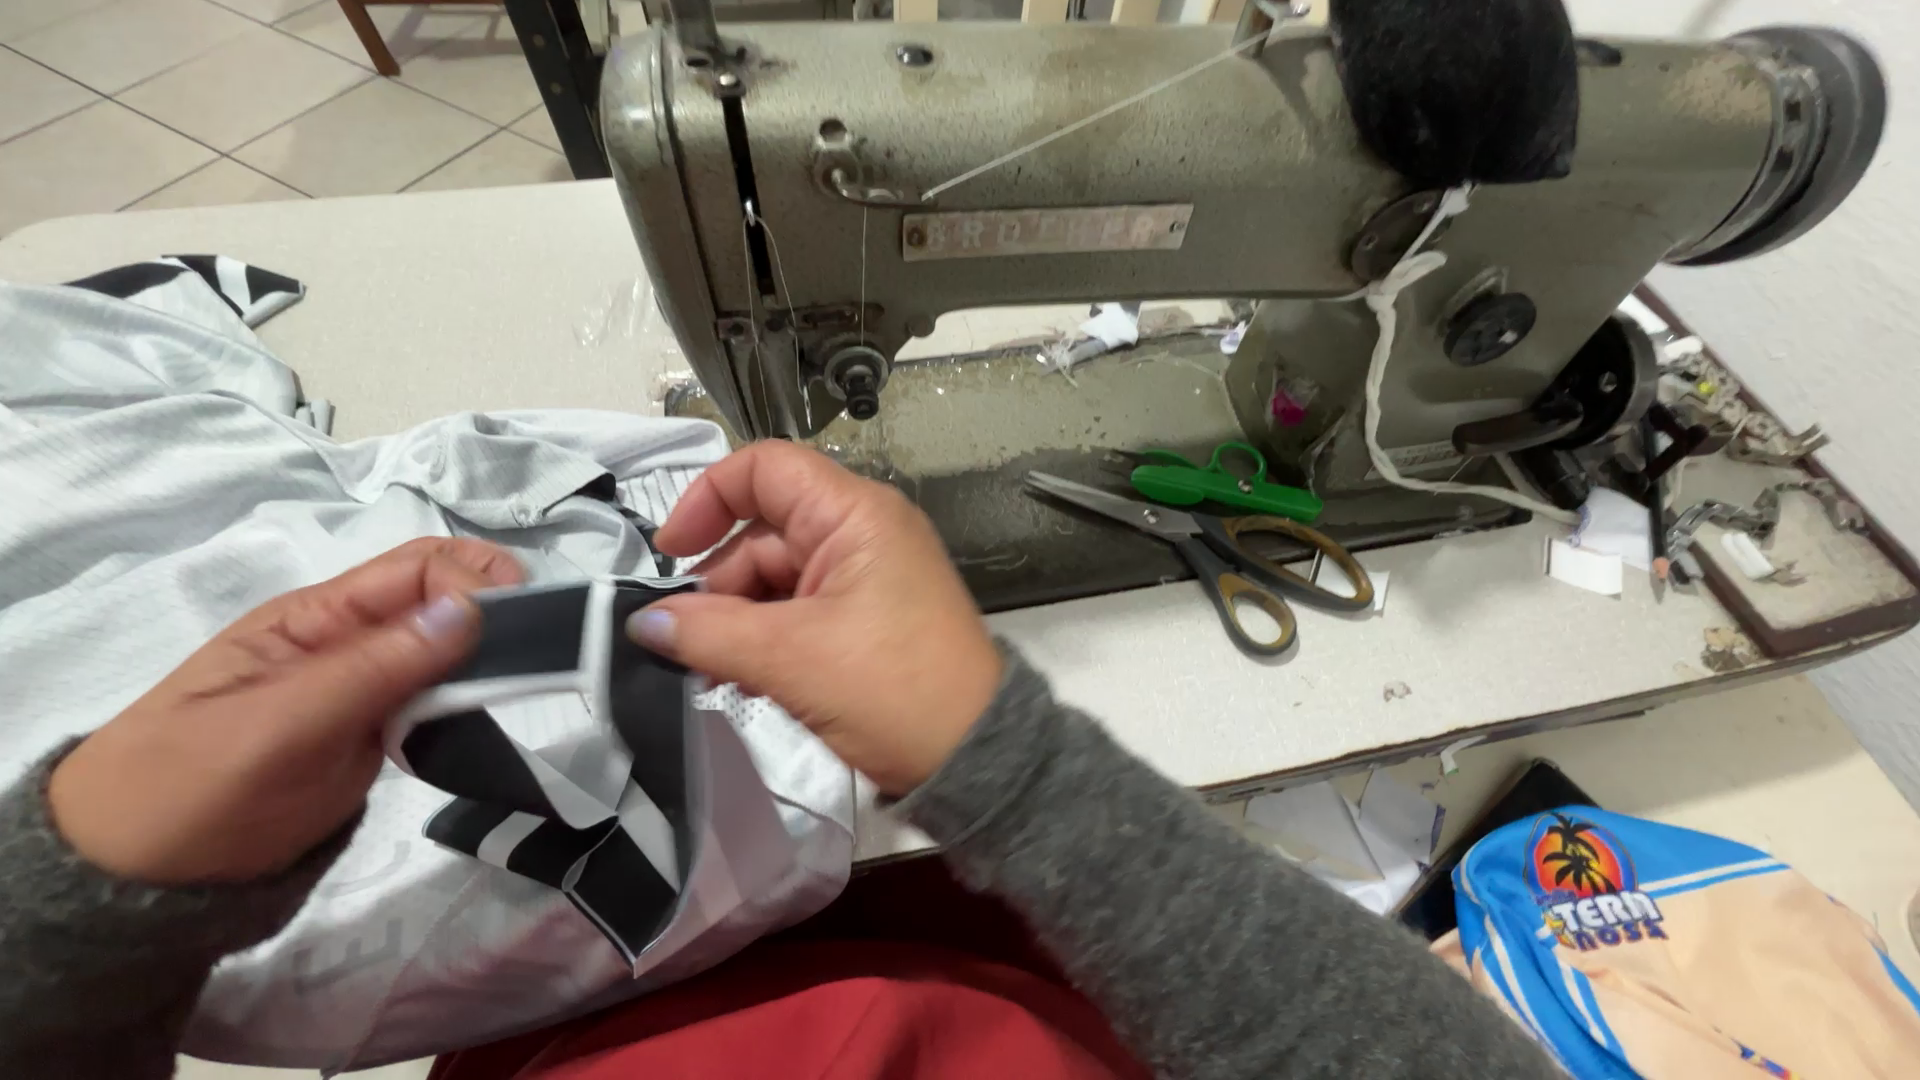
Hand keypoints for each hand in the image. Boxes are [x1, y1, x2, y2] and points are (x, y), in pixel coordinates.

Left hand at [48, 538, 523, 884]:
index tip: (510, 625)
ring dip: (493, 649)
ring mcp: (371, 682)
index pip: (416, 568)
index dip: (471, 583)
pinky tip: (499, 704)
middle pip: (442, 594)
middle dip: (495, 602)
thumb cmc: (192, 787)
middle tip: (539, 637)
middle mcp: (351, 638)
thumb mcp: (279, 723)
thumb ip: (377, 666)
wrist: (146, 883)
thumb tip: (474, 610)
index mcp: (316, 617)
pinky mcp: (387, 724)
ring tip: (532, 671)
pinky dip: (479, 691)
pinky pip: (447, 691)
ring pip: (453, 643)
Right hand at [628, 442, 1000, 794]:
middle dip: (719, 584)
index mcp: (856, 514)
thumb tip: (644, 621)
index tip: (670, 554)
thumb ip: (709, 633)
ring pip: (776, 577)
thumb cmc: (892, 689)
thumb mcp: (792, 659)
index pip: (766, 469)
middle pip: (764, 531)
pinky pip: (799, 610)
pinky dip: (766, 637)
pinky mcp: (865, 616)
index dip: (708, 498)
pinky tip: (742, 678)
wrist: (972, 754)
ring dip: (737, 619)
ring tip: (714, 672)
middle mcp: (862, 532)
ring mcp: (865, 576)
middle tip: (687, 643)